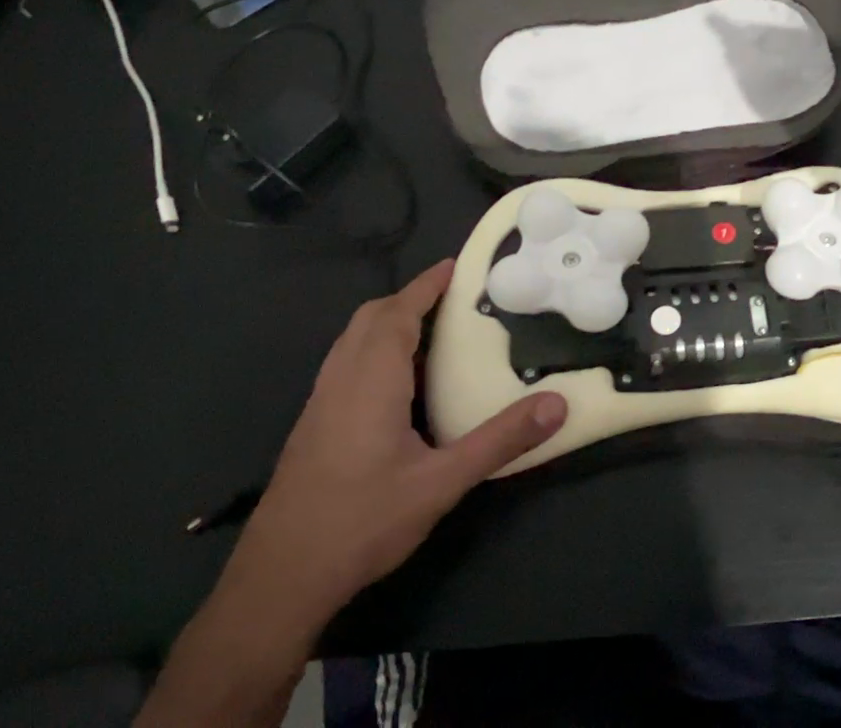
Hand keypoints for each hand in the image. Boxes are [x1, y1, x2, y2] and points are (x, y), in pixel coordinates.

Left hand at [226, 260, 567, 626]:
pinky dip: (374, 350)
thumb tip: (558, 403)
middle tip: (454, 299)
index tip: (457, 265)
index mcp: (370, 380)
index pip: (398, 313)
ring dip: (389, 323)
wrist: (281, 576)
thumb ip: (500, 440)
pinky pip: (346, 365)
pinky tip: (400, 385)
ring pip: (353, 342)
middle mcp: (340, 380)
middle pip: (371, 319)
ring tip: (433, 332)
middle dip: (410, 299)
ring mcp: (321, 403)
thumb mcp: (442, 482)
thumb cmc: (363, 521)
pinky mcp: (314, 426)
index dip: (426, 285)